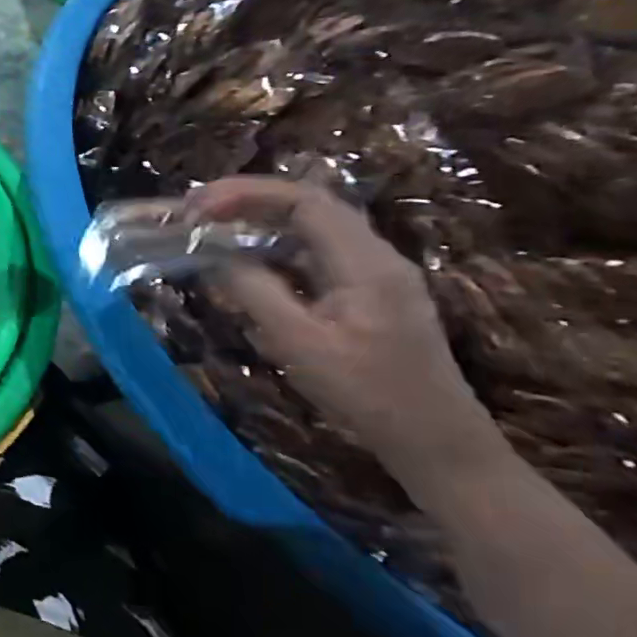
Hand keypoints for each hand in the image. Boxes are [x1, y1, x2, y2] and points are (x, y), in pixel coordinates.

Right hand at [188, 177, 492, 457]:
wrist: (438, 444)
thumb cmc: (367, 395)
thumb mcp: (300, 344)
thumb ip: (255, 291)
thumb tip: (214, 255)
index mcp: (365, 262)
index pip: (304, 201)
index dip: (247, 193)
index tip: (200, 207)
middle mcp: (376, 255)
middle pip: (309, 204)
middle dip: (249, 199)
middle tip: (198, 209)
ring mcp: (376, 274)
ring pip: (313, 227)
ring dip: (261, 219)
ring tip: (214, 226)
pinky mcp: (370, 293)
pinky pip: (317, 252)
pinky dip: (276, 246)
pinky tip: (249, 260)